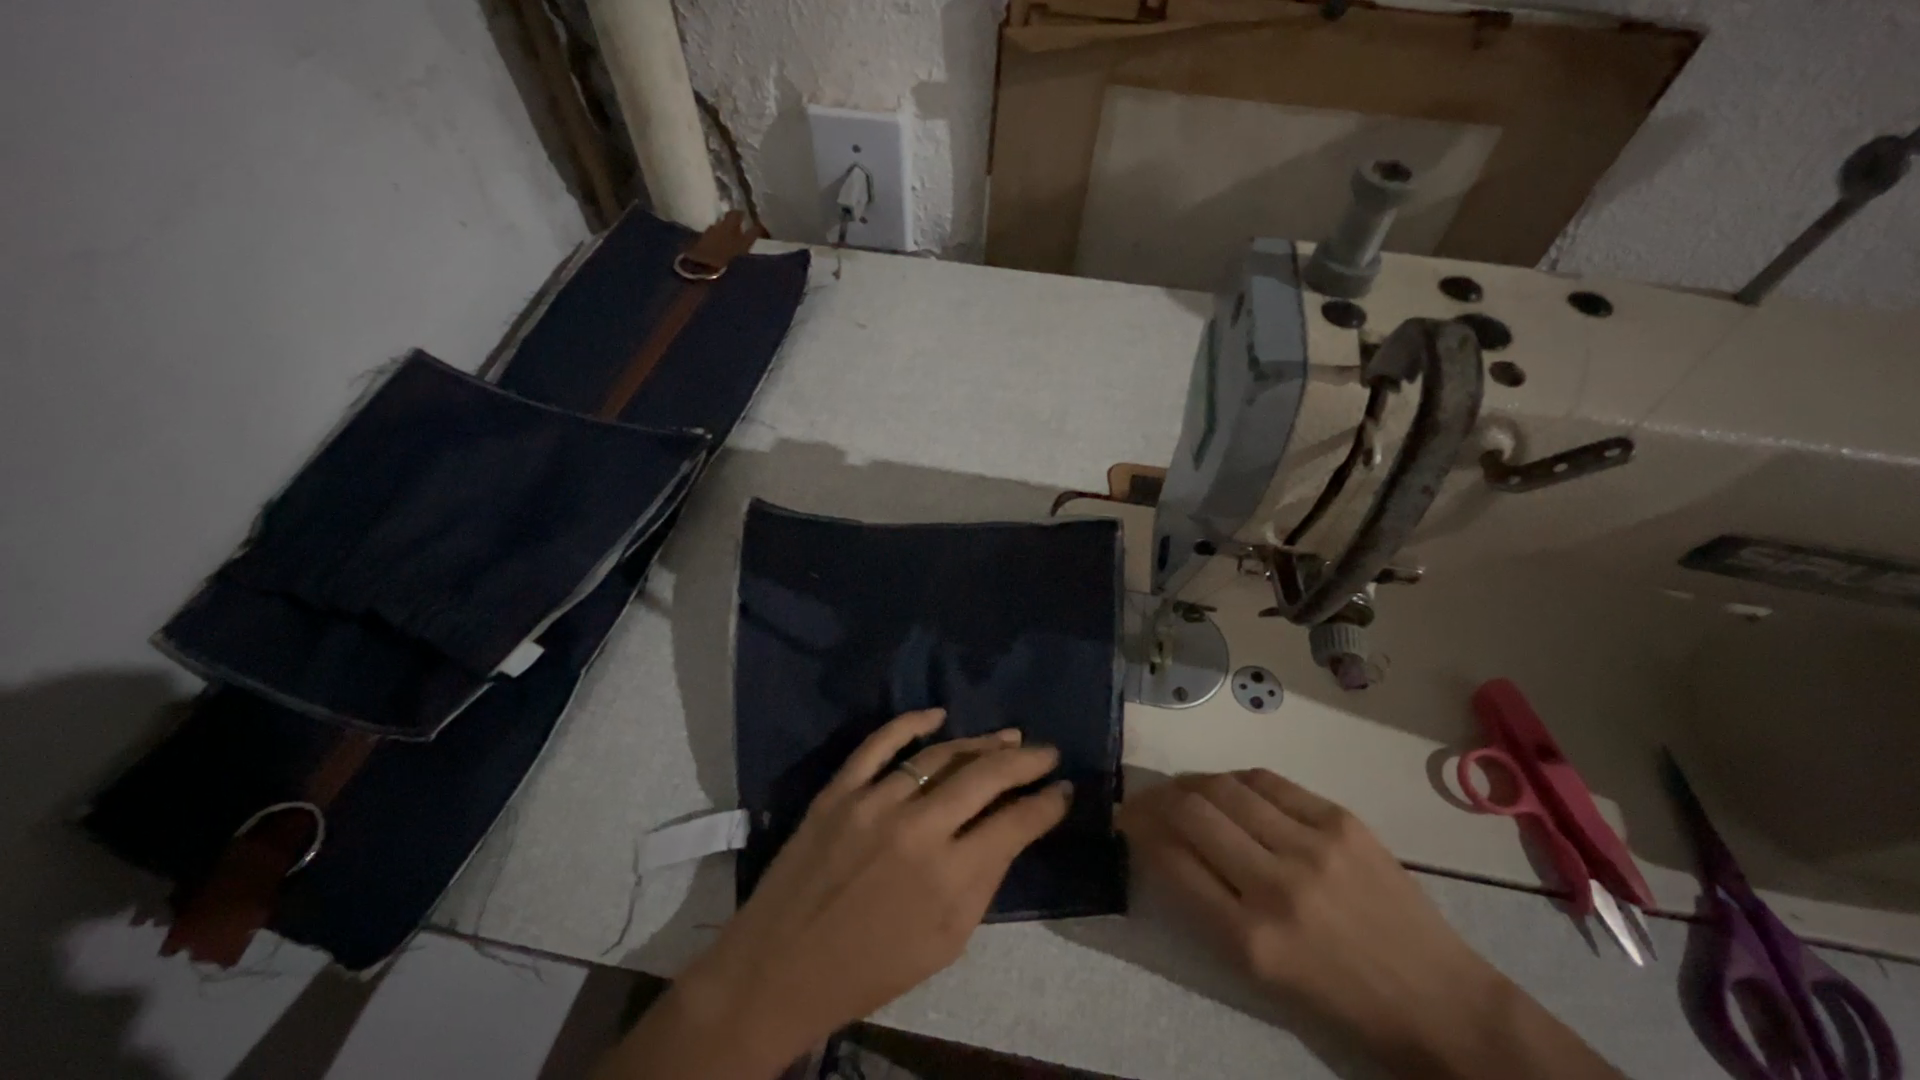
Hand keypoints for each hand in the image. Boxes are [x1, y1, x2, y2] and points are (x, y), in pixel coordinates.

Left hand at [598, 709, 1070, 1079]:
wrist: (782, 967)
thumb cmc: (873, 968)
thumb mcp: (946, 942)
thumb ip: (983, 883)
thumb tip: (1010, 832)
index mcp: (950, 877)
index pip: (1017, 822)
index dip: (1048, 804)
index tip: (1064, 791)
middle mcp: (918, 828)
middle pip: (986, 776)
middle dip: (1026, 760)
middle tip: (1048, 752)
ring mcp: (873, 803)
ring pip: (939, 754)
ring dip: (980, 742)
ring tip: (1006, 736)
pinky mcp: (837, 791)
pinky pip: (878, 744)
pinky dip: (909, 723)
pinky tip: (938, 714)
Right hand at [1119, 770, 1622, 1079]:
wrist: (1435, 998)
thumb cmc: (1337, 999)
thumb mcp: (1257, 972)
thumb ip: (1206, 908)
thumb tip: (1166, 847)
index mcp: (1249, 939)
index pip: (1170, 860)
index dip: (1137, 831)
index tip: (1124, 823)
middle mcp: (1276, 885)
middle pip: (1192, 813)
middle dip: (1154, 801)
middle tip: (1143, 802)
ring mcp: (1313, 845)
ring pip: (1226, 788)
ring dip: (1190, 783)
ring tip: (1180, 790)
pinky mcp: (1343, 821)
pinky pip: (1270, 781)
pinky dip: (1235, 780)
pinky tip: (1227, 787)